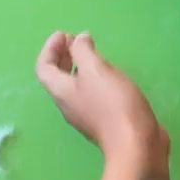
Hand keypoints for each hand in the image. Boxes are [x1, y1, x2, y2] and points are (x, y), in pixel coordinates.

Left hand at [35, 32, 168, 162]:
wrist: (136, 144)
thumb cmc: (113, 104)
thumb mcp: (96, 70)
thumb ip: (83, 51)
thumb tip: (78, 40)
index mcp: (62, 92)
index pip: (43, 68)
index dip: (50, 48)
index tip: (64, 34)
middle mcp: (69, 104)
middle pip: (57, 78)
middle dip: (63, 56)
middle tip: (76, 41)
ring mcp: (86, 115)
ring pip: (74, 86)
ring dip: (79, 67)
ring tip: (94, 54)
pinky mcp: (103, 120)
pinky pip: (91, 95)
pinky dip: (94, 79)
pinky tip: (110, 75)